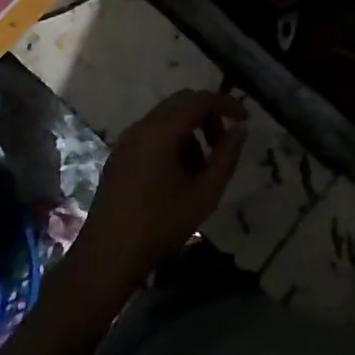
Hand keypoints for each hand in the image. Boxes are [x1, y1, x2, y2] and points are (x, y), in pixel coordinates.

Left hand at [75, 90, 248, 290]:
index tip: (245, 119)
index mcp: (161, 132)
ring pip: (166, 118)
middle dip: (208, 115)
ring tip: (201, 168)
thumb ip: (226, 156)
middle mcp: (141, 127)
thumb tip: (240, 129)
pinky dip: (172, 141)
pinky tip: (178, 175)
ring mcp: (126, 140)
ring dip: (190, 130)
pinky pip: (151, 133)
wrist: (109, 255)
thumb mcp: (205, 193)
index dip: (226, 104)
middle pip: (181, 102)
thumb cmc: (162, 224)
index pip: (199, 100)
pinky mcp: (119, 155)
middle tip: (224, 143)